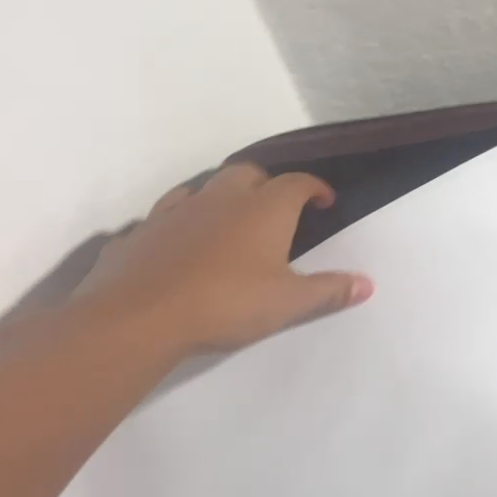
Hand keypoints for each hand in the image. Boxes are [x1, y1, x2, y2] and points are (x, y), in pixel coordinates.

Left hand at [72, 164, 372, 356]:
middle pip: (245, 173)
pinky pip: (156, 223)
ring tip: (225, 222)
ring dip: (215, 199)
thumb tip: (367, 285)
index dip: (315, 188)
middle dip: (264, 184)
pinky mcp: (131, 239)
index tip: (324, 203)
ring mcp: (169, 217)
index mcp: (264, 209)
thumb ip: (330, 290)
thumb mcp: (290, 302)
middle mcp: (219, 202)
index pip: (297, 182)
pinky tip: (176, 250)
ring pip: (196, 190)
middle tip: (275, 209)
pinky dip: (172, 230)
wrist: (130, 323)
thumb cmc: (226, 303)